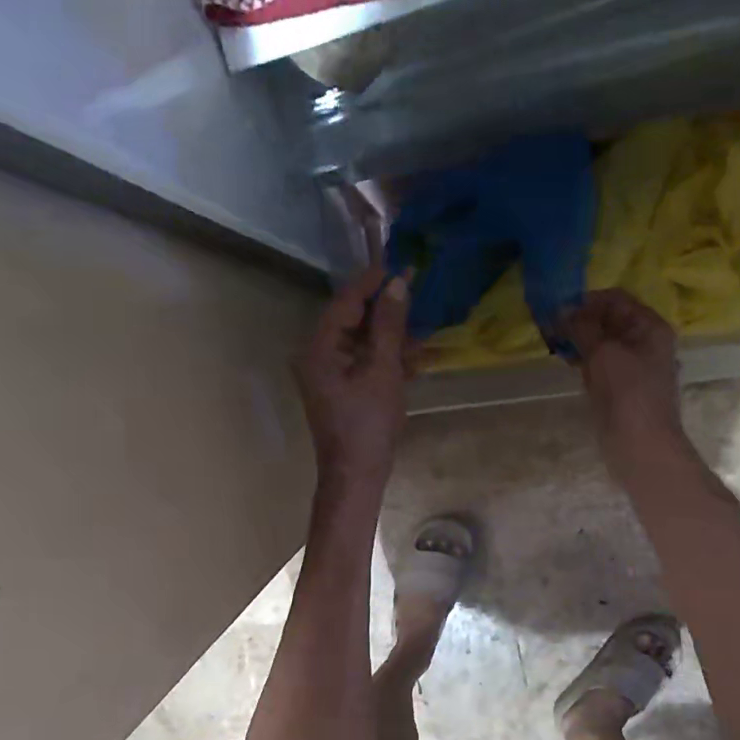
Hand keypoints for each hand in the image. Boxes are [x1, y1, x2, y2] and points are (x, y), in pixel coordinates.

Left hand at [295, 265, 413, 485]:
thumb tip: (397, 283)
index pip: (345, 302)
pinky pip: (363, 362)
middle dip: (385, 311)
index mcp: (319, 349)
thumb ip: (389, 325)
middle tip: (416, 294)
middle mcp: (317, 356)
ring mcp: (328, 374)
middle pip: (352, 320)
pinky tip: (413, 360)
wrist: (357, 475)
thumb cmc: (369, 423)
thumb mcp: (383, 370)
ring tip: (421, 333)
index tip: (398, 264)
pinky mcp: (341, 388)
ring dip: (391, 337)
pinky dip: (386, 358)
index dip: (371, 282)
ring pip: (361, 341)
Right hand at [562, 289, 685, 460]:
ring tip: (552, 342)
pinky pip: (599, 362)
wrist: (640, 445)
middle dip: (579, 319)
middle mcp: (644, 342)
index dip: (586, 300)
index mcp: (649, 327)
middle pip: (608, 319)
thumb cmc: (627, 393)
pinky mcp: (619, 386)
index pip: (616, 299)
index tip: (557, 308)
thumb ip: (582, 327)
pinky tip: (565, 361)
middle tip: (549, 325)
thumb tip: (562, 309)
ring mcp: (632, 365)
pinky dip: (582, 358)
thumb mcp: (603, 353)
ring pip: (601, 342)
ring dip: (578, 339)